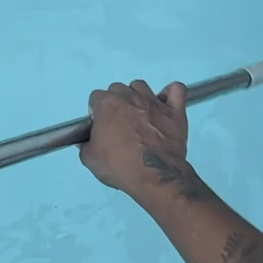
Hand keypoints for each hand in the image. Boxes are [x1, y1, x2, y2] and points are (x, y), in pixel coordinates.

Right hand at [80, 80, 209, 204]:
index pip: (96, 99)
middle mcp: (130, 96)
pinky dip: (170, 95)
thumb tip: (89, 141)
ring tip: (140, 117)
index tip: (102, 128)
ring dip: (138, 98)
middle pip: (118, 90)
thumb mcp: (90, 159)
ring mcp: (154, 101)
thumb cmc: (119, 166)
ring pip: (142, 87)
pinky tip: (166, 106)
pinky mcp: (175, 110)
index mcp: (107, 104)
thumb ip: (86, 144)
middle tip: (120, 125)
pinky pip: (176, 90)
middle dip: (117, 104)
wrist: (154, 175)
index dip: (98, 113)